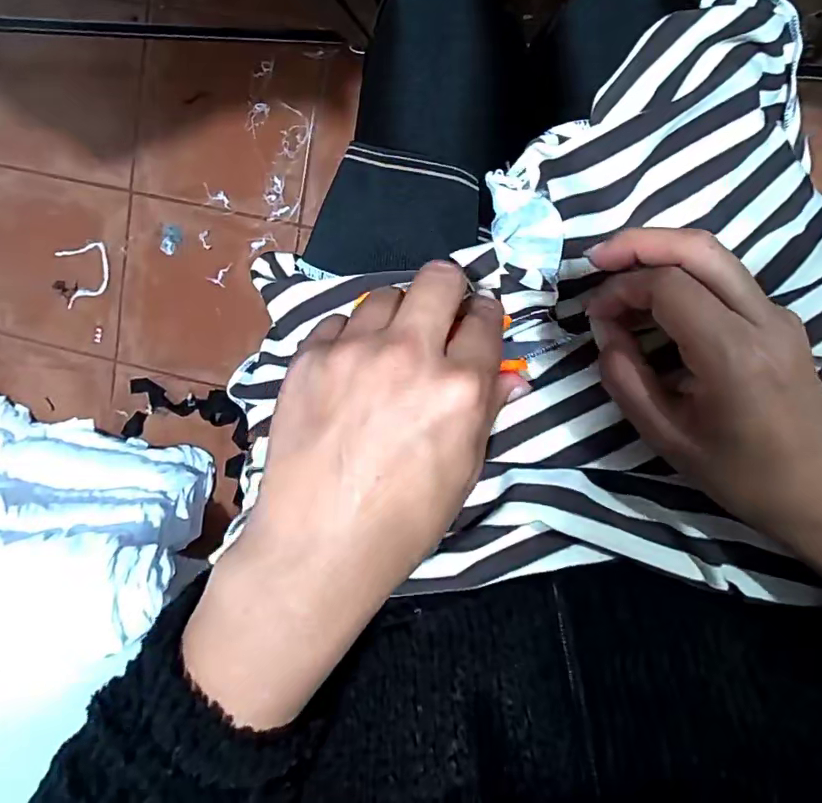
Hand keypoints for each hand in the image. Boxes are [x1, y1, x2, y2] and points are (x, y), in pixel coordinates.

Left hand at [181, 260, 521, 726]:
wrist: (319, 543)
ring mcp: (354, 351)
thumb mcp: (465, 467)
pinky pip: (339, 322)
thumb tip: (512, 376)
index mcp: (459, 385)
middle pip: (439, 278)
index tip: (476, 322)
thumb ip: (488, 409)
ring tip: (389, 346)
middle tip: (441, 310)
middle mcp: (410, 354)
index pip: (485, 317)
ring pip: (386, 294)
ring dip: (398, 314)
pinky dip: (351, 337)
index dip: (485, 315)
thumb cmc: (406, 516)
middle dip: (449, 287)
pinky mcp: (309, 357)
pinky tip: (349, 369)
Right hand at [583, 228, 821, 641]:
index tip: (595, 311)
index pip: (669, 285)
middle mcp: (763, 319)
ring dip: (661, 251)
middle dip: (640, 243)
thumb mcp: (667, 436)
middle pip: (698, 248)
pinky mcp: (780, 315)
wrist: (821, 486)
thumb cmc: (742, 473)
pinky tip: (657, 296)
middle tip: (598, 258)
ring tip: (619, 270)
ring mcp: (778, 312)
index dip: (622, 288)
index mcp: (734, 354)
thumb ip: (626, 377)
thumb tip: (603, 325)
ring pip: (713, 253)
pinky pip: (725, 275)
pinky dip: (683, 271)